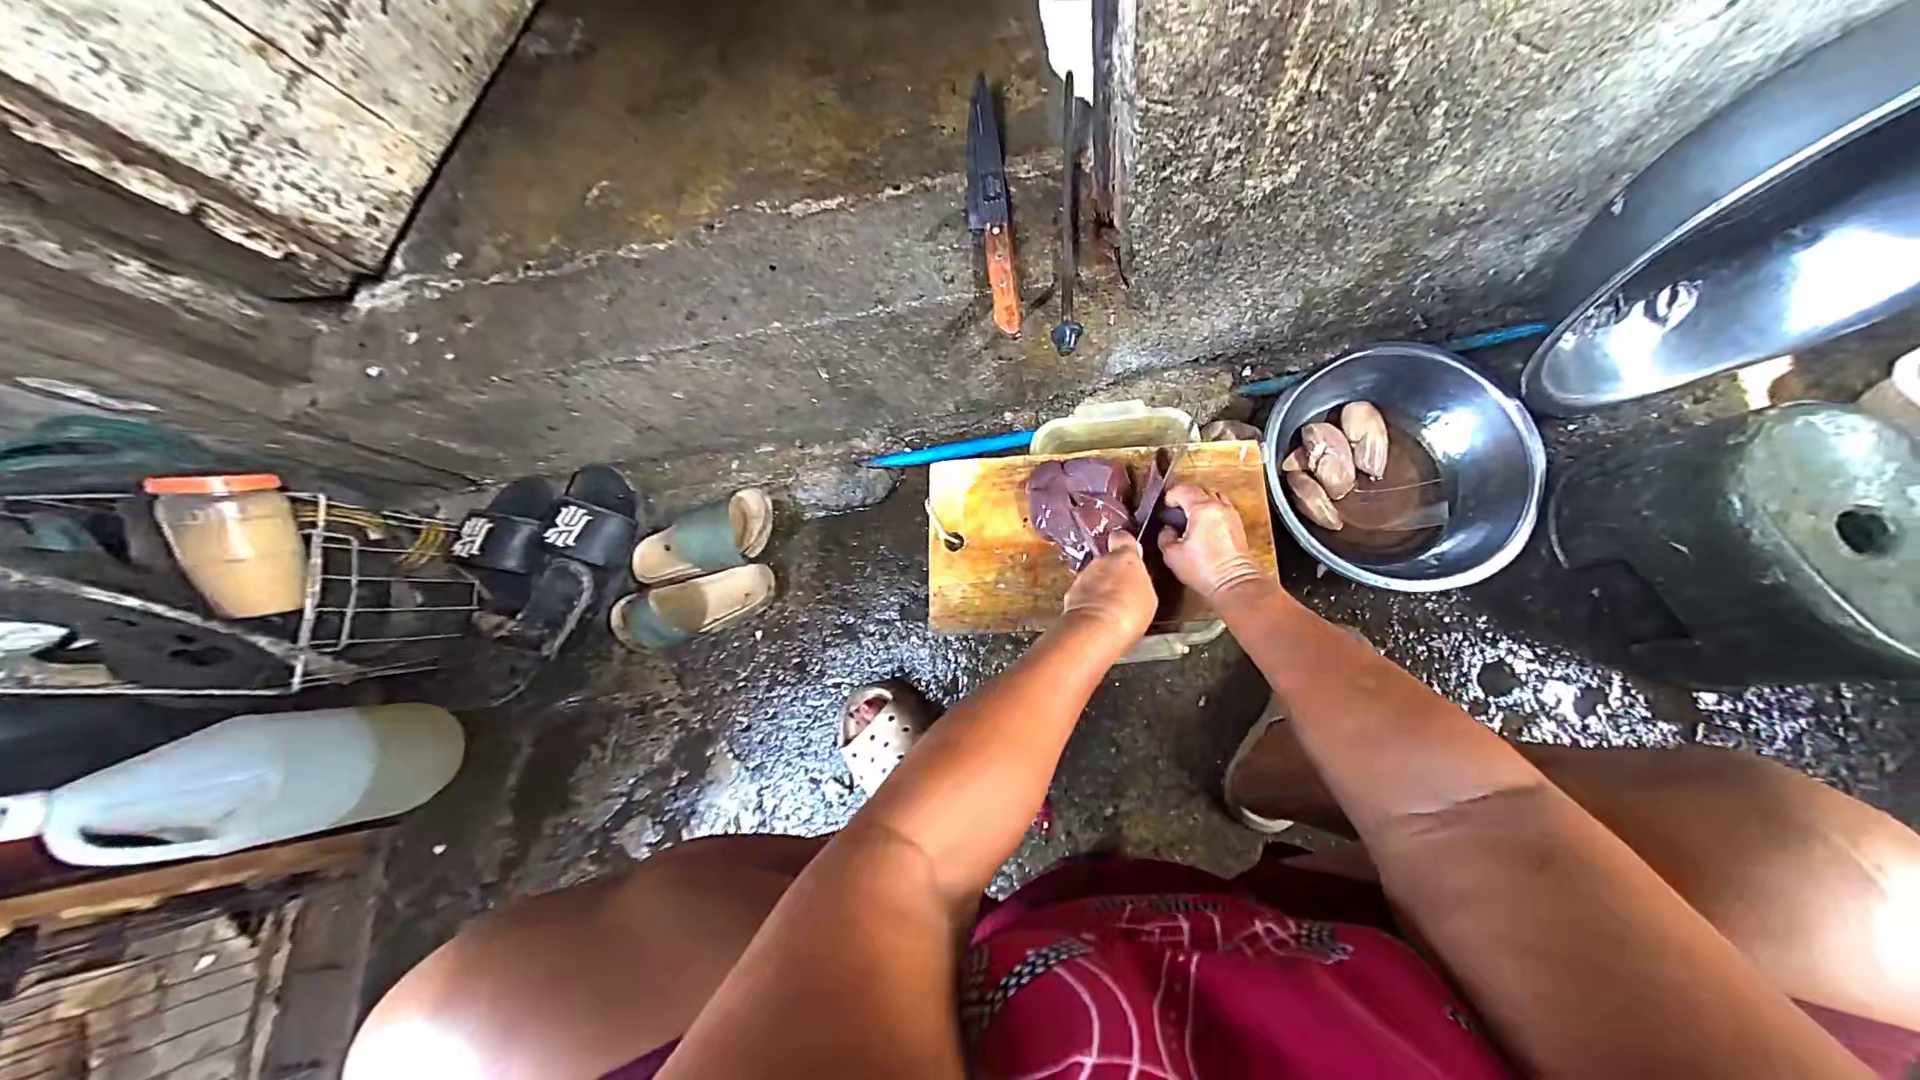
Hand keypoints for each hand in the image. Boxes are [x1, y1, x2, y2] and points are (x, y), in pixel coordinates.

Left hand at [1061, 532, 1155, 646]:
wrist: (1096, 630)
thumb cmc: (1129, 612)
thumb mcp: (1148, 596)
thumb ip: (1140, 580)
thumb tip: (1135, 579)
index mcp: (1124, 558)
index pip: (1122, 537)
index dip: (1125, 543)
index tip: (1130, 551)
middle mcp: (1100, 562)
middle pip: (1107, 561)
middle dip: (1112, 573)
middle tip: (1122, 591)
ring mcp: (1082, 577)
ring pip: (1093, 578)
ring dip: (1099, 589)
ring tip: (1110, 608)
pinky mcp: (1070, 594)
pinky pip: (1082, 594)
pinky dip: (1087, 602)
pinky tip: (1097, 617)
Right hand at [1158, 483, 1267, 598]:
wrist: (1234, 584)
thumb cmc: (1205, 570)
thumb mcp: (1172, 554)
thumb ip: (1165, 536)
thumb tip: (1167, 530)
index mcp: (1202, 509)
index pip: (1184, 489)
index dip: (1171, 494)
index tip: (1165, 504)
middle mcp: (1220, 508)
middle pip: (1200, 490)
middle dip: (1186, 497)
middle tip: (1174, 510)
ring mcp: (1231, 516)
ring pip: (1213, 497)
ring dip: (1200, 502)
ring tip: (1189, 517)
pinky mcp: (1238, 526)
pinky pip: (1222, 509)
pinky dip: (1211, 511)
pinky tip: (1202, 527)